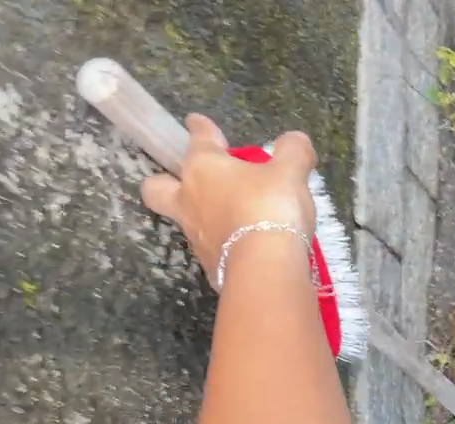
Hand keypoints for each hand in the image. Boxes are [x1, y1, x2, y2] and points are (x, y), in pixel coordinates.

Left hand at [141, 115, 317, 288]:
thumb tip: (297, 139)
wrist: (266, 269)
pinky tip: (244, 250)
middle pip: (157, 187)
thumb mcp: (291, 174)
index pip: (198, 138)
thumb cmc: (271, 209)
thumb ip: (293, 153)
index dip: (201, 128)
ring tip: (230, 222)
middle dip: (164, 181)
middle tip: (186, 183)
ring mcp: (196, 236)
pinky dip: (223, 247)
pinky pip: (211, 251)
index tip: (198, 123)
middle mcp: (189, 199)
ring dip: (201, 218)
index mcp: (204, 166)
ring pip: (185, 221)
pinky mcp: (209, 266)